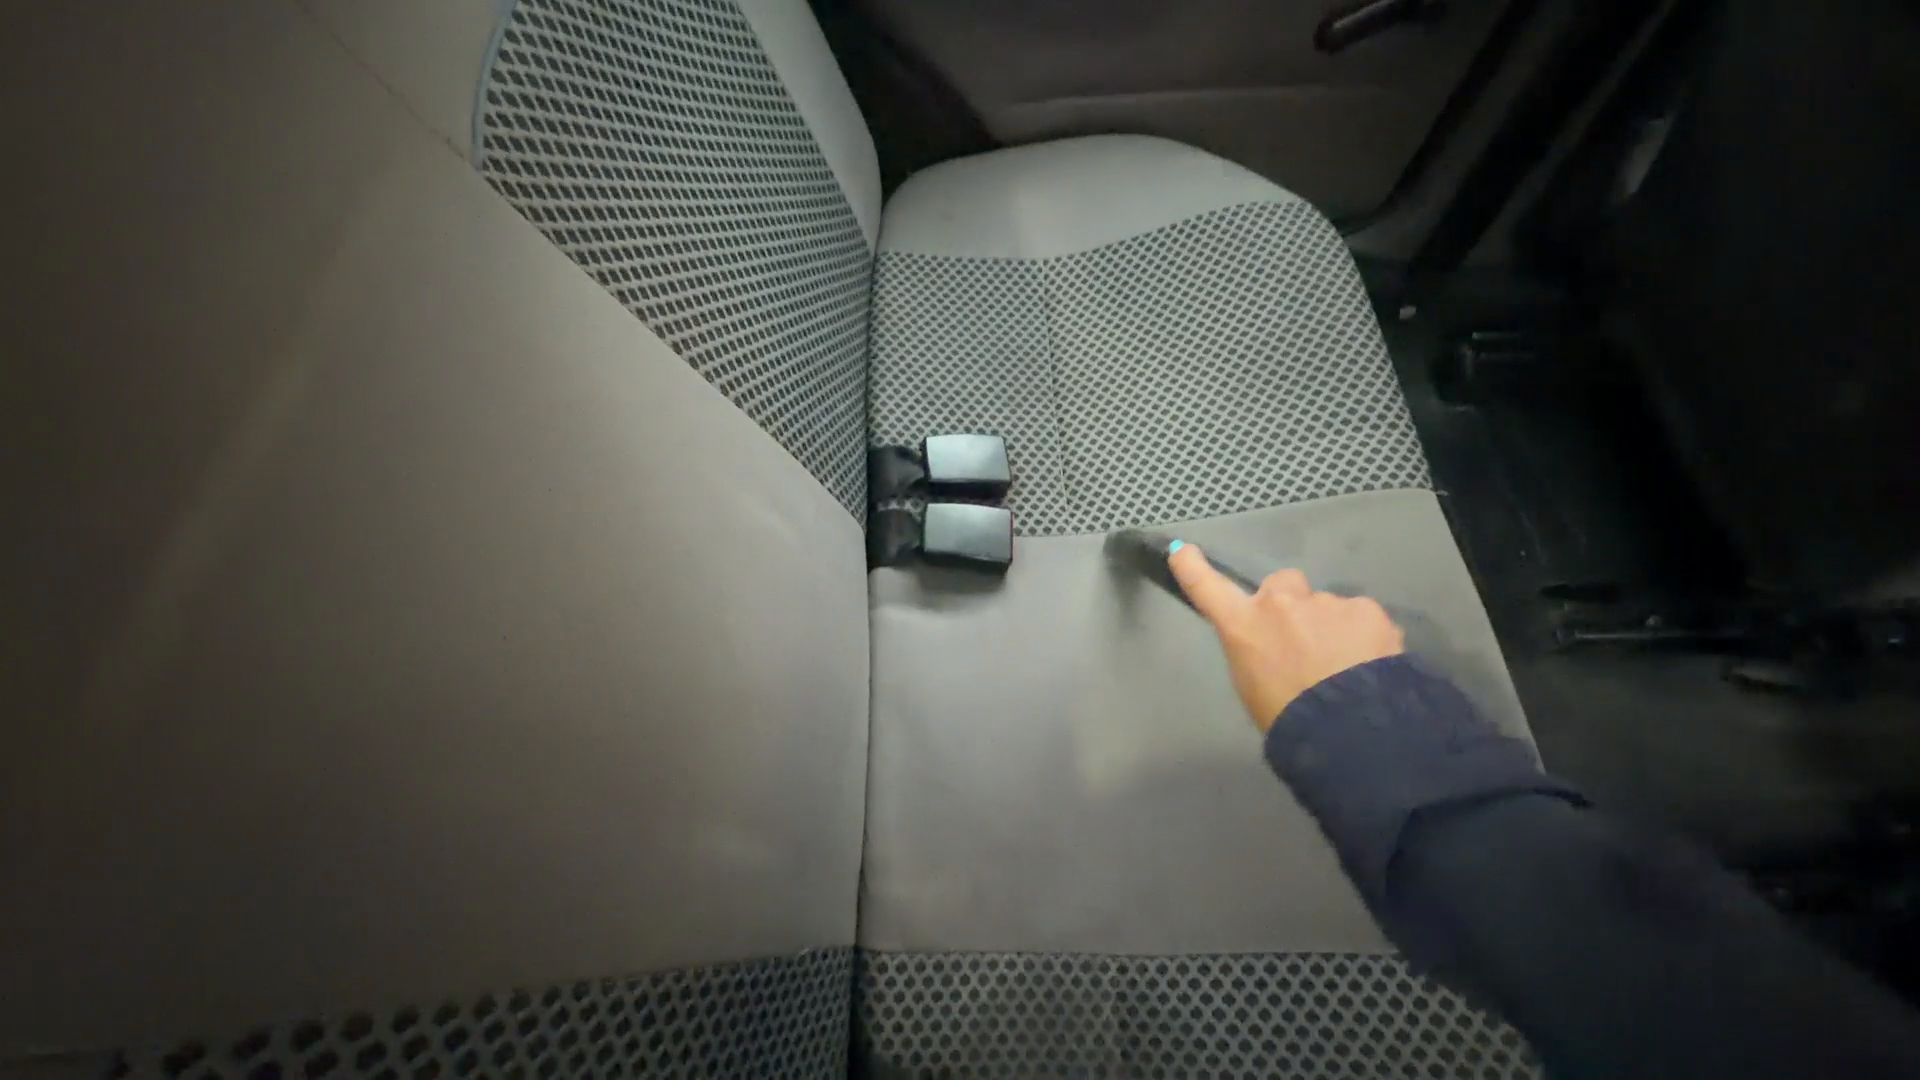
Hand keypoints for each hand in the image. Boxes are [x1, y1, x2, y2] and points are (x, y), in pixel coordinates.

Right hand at [1168, 543, 1404, 732]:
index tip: (1183, 551)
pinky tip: (1370, 662)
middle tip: (1303, 639)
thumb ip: (1253, 647)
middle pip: (1281, 585)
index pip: (1207, 586)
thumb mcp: (1250, 684)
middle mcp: (1278, 603)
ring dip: (1330, 625)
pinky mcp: (1366, 610)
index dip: (1192, 566)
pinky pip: (1360, 616)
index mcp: (1242, 625)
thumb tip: (1266, 639)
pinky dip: (1364, 635)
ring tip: (1344, 664)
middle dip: (1289, 603)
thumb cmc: (1286, 717)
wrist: (1349, 730)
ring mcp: (1324, 602)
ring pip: (1325, 604)